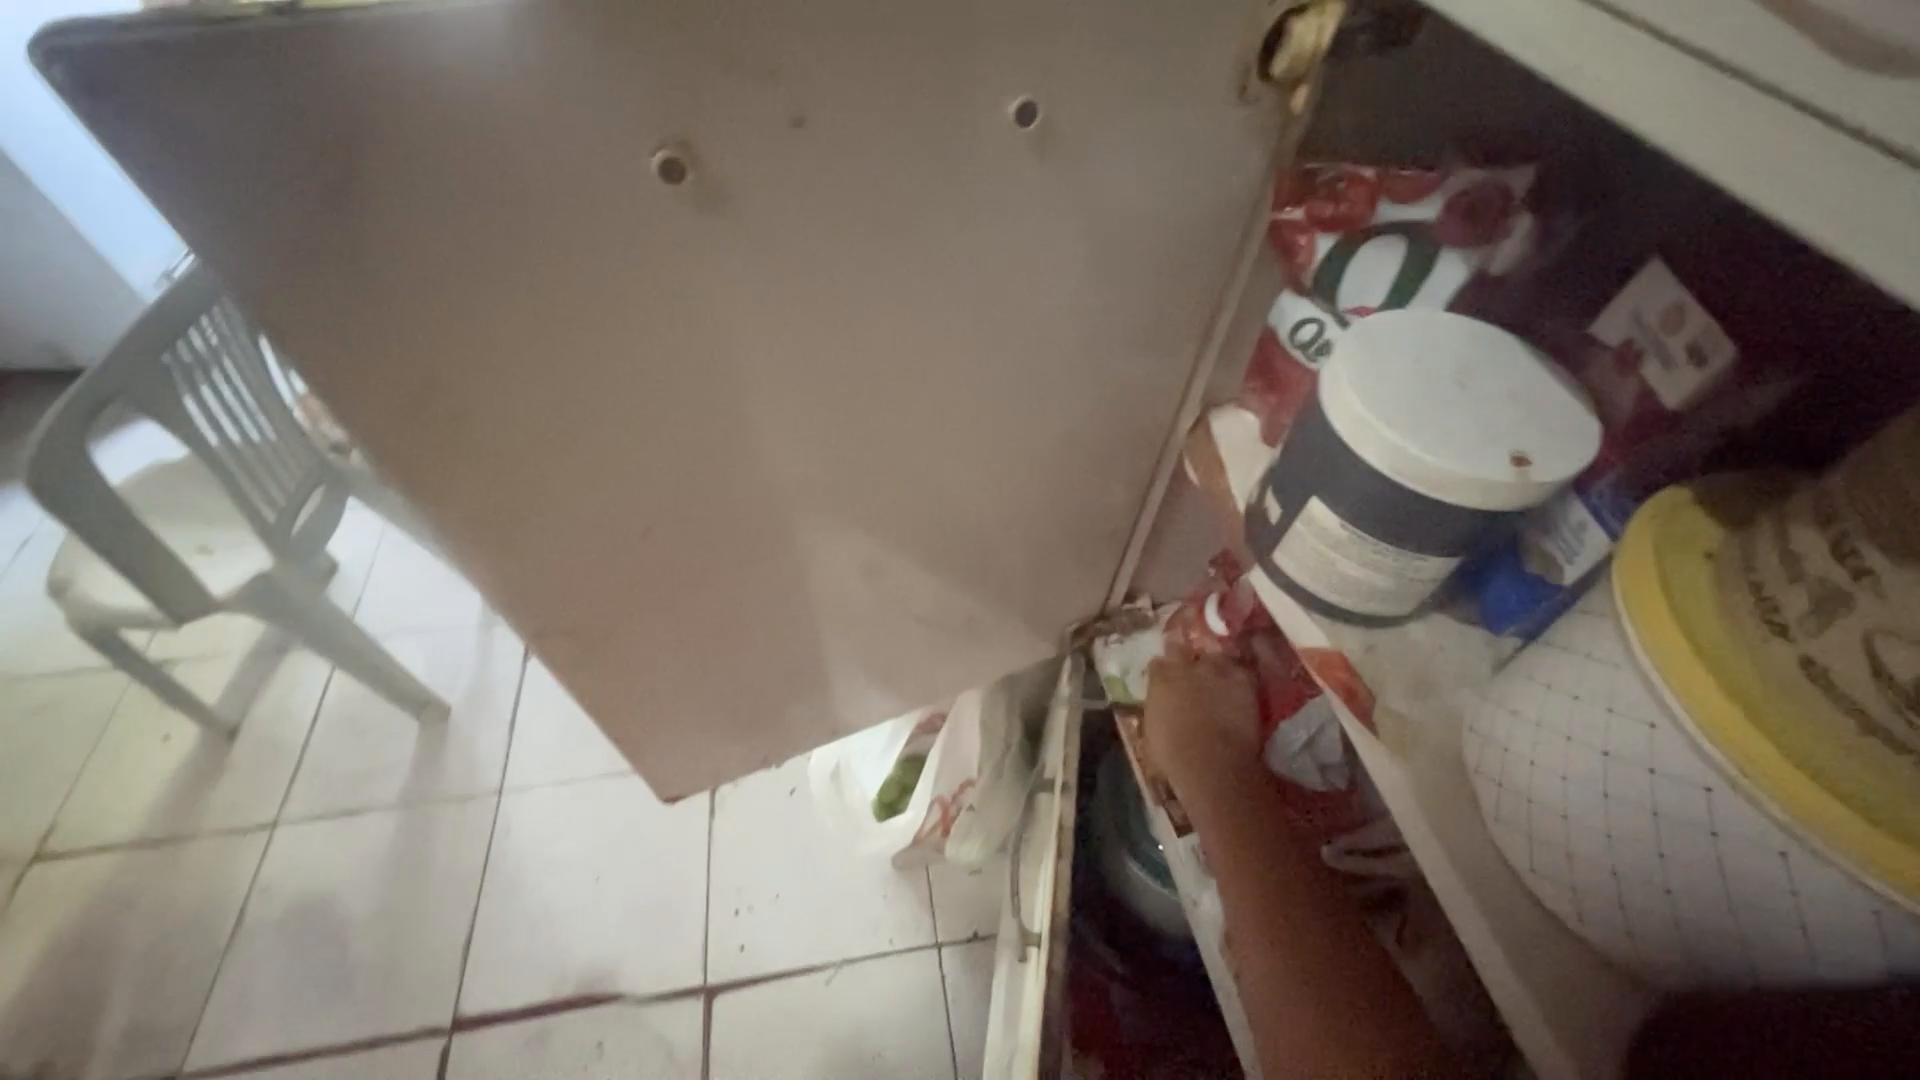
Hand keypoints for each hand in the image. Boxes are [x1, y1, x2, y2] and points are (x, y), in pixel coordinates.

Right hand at [1144, 655, 1261, 788]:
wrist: (1211, 763)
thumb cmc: (1172, 755)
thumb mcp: (1151, 732)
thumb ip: (1156, 711)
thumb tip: (1161, 709)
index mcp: (1160, 678)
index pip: (1157, 663)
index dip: (1162, 672)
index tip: (1165, 680)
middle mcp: (1185, 666)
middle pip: (1182, 649)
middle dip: (1184, 657)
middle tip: (1189, 671)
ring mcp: (1216, 670)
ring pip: (1215, 656)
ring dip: (1215, 665)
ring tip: (1219, 677)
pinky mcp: (1242, 679)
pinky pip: (1241, 670)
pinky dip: (1240, 677)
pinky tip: (1242, 687)